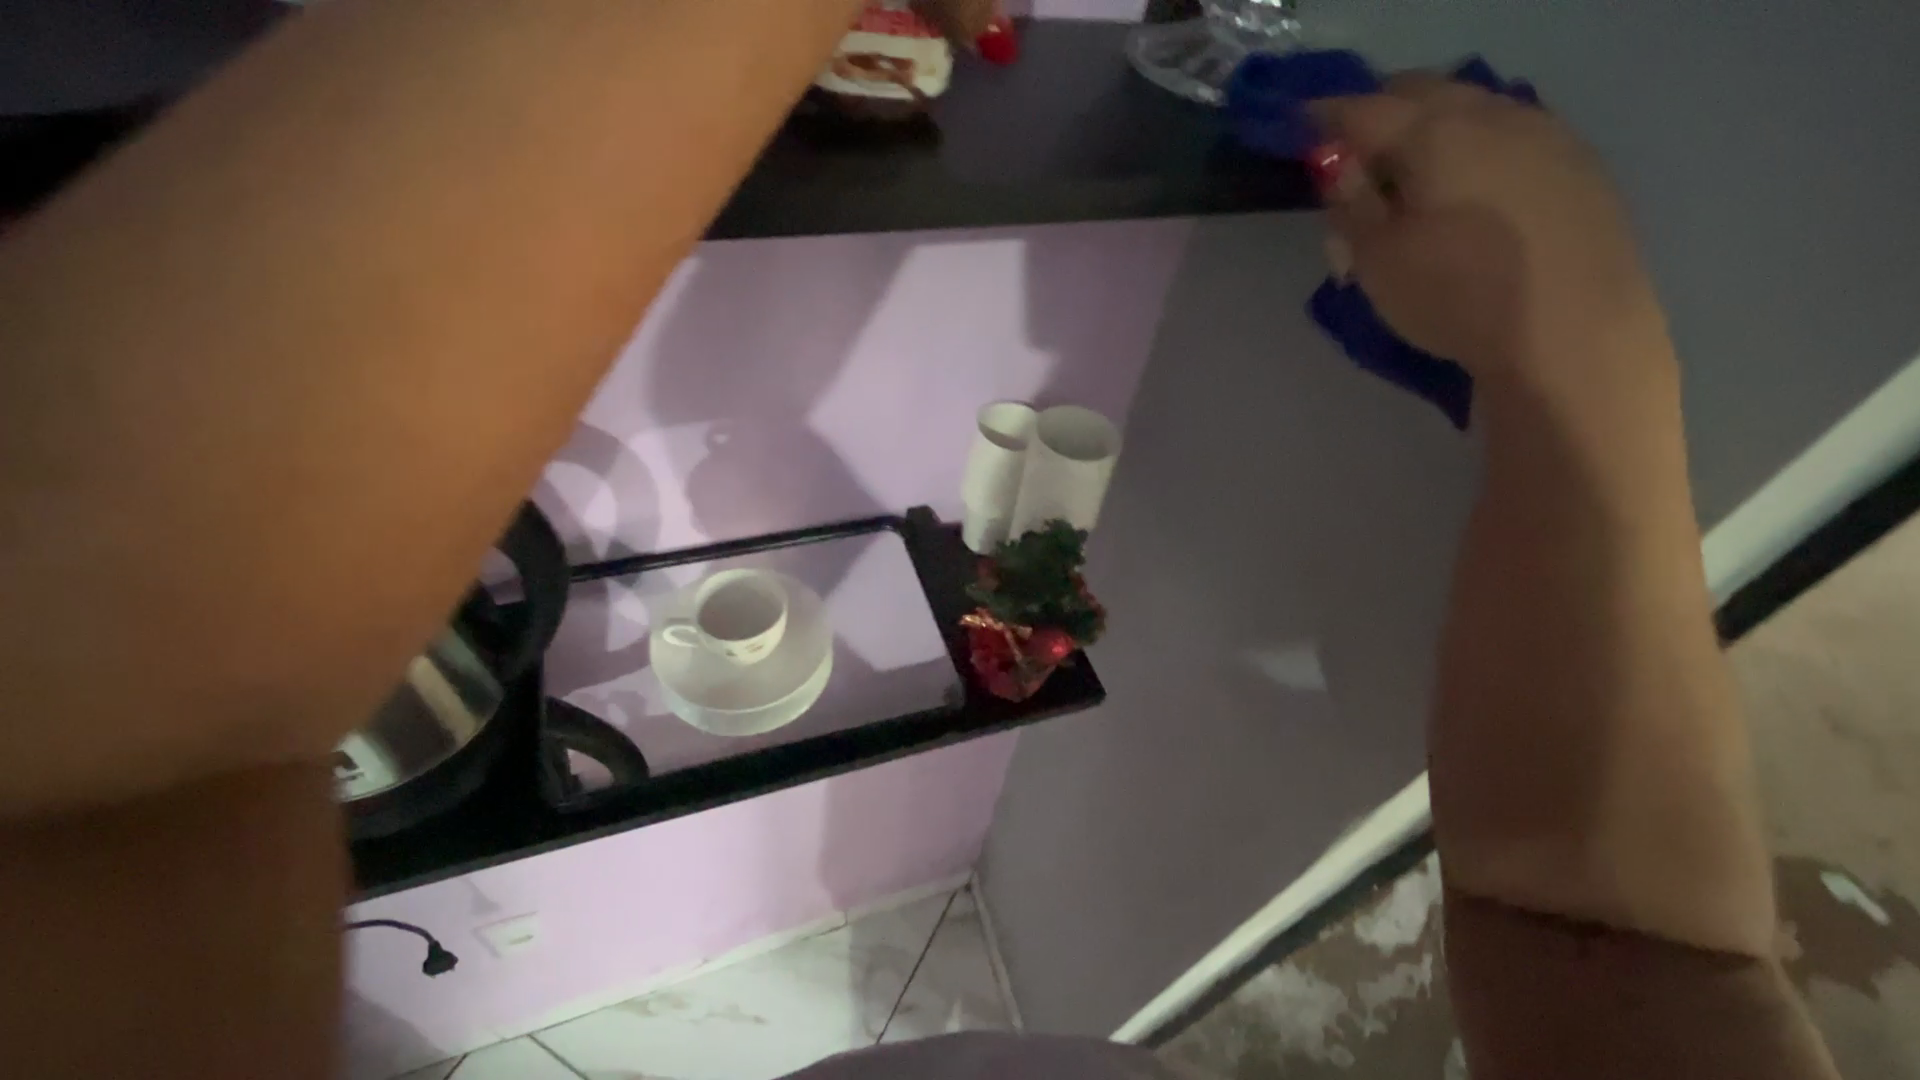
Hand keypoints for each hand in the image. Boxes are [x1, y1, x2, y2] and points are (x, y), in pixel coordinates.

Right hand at [1319, 76, 1670, 391]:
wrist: (1572, 335)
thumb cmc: (1456, 300)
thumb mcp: (1377, 262)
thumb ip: (1349, 204)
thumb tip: (1336, 164)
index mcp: (1433, 134)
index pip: (1360, 110)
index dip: (1323, 123)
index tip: (1302, 142)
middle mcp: (1491, 115)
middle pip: (1420, 92)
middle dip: (1381, 117)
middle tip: (1355, 161)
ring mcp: (1544, 132)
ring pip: (1470, 107)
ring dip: (1433, 130)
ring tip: (1414, 176)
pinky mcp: (1579, 162)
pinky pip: (1510, 133)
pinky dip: (1476, 148)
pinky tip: (1471, 189)